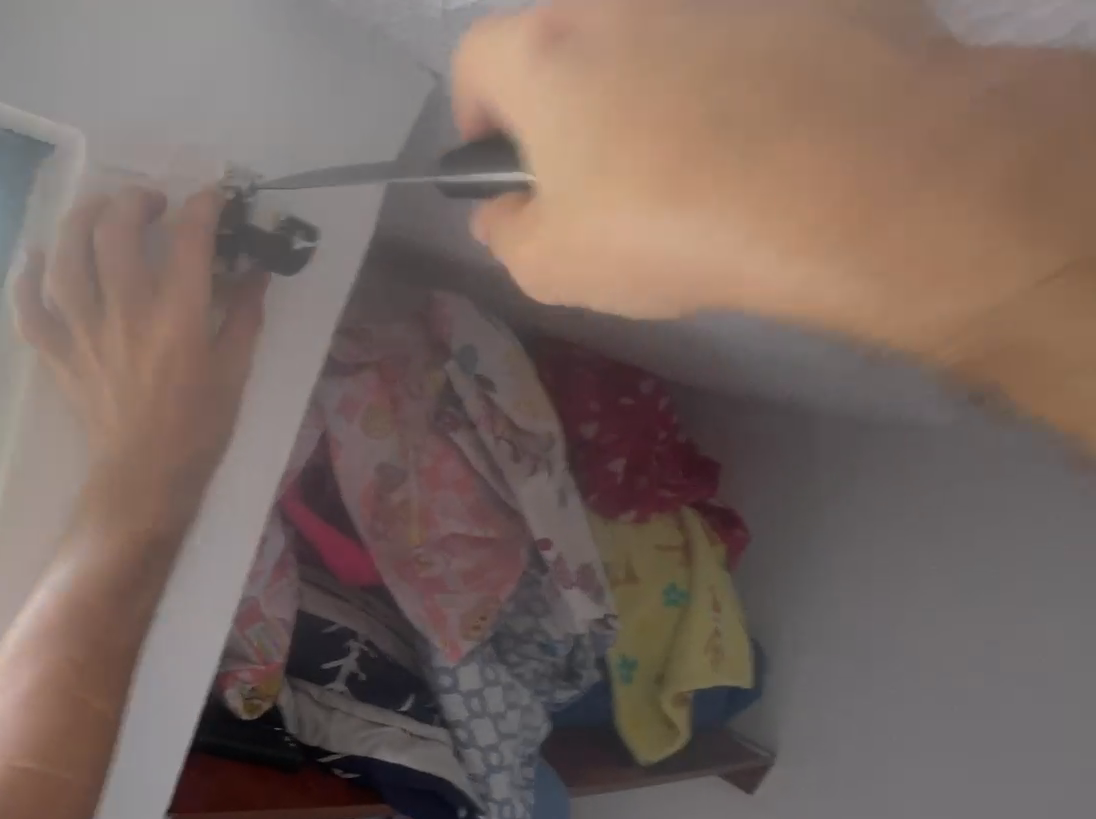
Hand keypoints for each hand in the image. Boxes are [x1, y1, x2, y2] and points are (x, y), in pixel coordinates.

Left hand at [14, 187, 269, 524]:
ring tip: (97, 212)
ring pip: (66, 258)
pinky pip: (30, 311)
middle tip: (152, 205)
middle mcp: (126, 315)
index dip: (204, 205)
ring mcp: (85, 334)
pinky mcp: (59, 356)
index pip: (189, 237)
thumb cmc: (197, 430)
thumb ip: (244, 316)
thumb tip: (256, 270)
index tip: (213, 199)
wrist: (145, 479)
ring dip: (79, 221)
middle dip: (134, 201)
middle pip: (115, 231)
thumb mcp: (235, 373)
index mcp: (177, 318)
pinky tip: (37, 259)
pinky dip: (26, 281)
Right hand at [452, 0, 1094, 359]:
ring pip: (656, 31)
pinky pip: (744, 29)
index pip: (475, 58)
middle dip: (563, 95)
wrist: (865, 181)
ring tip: (689, 153)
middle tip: (593, 166)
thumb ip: (506, 231)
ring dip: (648, 80)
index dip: (477, 112)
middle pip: (568, 37)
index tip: (506, 160)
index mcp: (548, 54)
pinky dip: (734, 70)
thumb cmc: (666, 226)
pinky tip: (763, 130)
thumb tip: (507, 210)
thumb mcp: (547, 266)